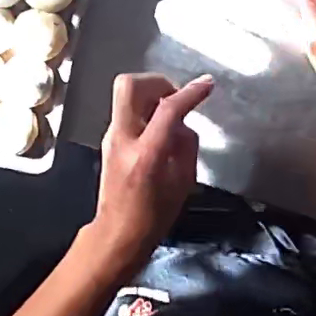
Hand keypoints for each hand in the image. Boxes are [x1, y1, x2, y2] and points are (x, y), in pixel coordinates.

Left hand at [92, 72, 214, 254]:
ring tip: (169, 116)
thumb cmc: (153, 216)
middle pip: (130, 85)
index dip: (190, 93)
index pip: (168, 110)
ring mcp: (111, 138)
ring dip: (151, 95)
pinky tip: (158, 129)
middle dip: (157, 81)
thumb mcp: (183, 182)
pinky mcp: (108, 140)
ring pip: (126, 94)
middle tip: (176, 97)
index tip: (207, 84)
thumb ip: (187, 145)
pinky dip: (145, 109)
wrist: (118, 233)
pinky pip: (127, 110)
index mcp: (146, 154)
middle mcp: (123, 140)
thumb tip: (184, 121)